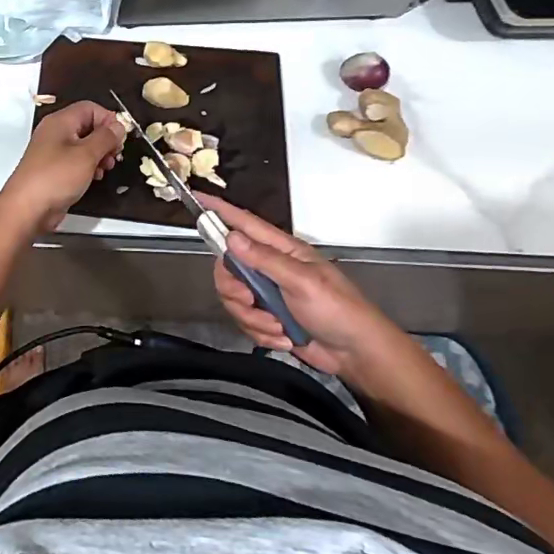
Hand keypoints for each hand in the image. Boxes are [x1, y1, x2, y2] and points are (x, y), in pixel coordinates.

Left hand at [0, 101, 124, 230]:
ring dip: (99, 154)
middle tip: (115, 155)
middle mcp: (55, 133)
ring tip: (106, 168)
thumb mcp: (87, 154)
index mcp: (60, 121)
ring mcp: (53, 152)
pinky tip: (95, 177)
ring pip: (83, 145)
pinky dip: (88, 166)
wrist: (27, 209)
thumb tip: (118, 126)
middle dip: (105, 139)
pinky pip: (76, 161)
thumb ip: (106, 137)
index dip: (108, 119)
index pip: (90, 108)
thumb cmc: (55, 177)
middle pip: (88, 126)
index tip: (120, 137)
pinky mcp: (54, 170)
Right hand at [199, 193, 401, 377]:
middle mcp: (270, 268)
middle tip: (250, 300)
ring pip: (232, 298)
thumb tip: (232, 237)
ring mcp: (267, 294)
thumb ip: (265, 259)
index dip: (220, 211)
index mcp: (282, 250)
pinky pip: (244, 321)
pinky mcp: (266, 317)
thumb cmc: (339, 311)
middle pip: (227, 267)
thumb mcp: (303, 282)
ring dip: (252, 318)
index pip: (244, 224)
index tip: (198, 199)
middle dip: (234, 290)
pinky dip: (261, 333)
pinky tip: (283, 337)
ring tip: (278, 326)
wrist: (356, 355)